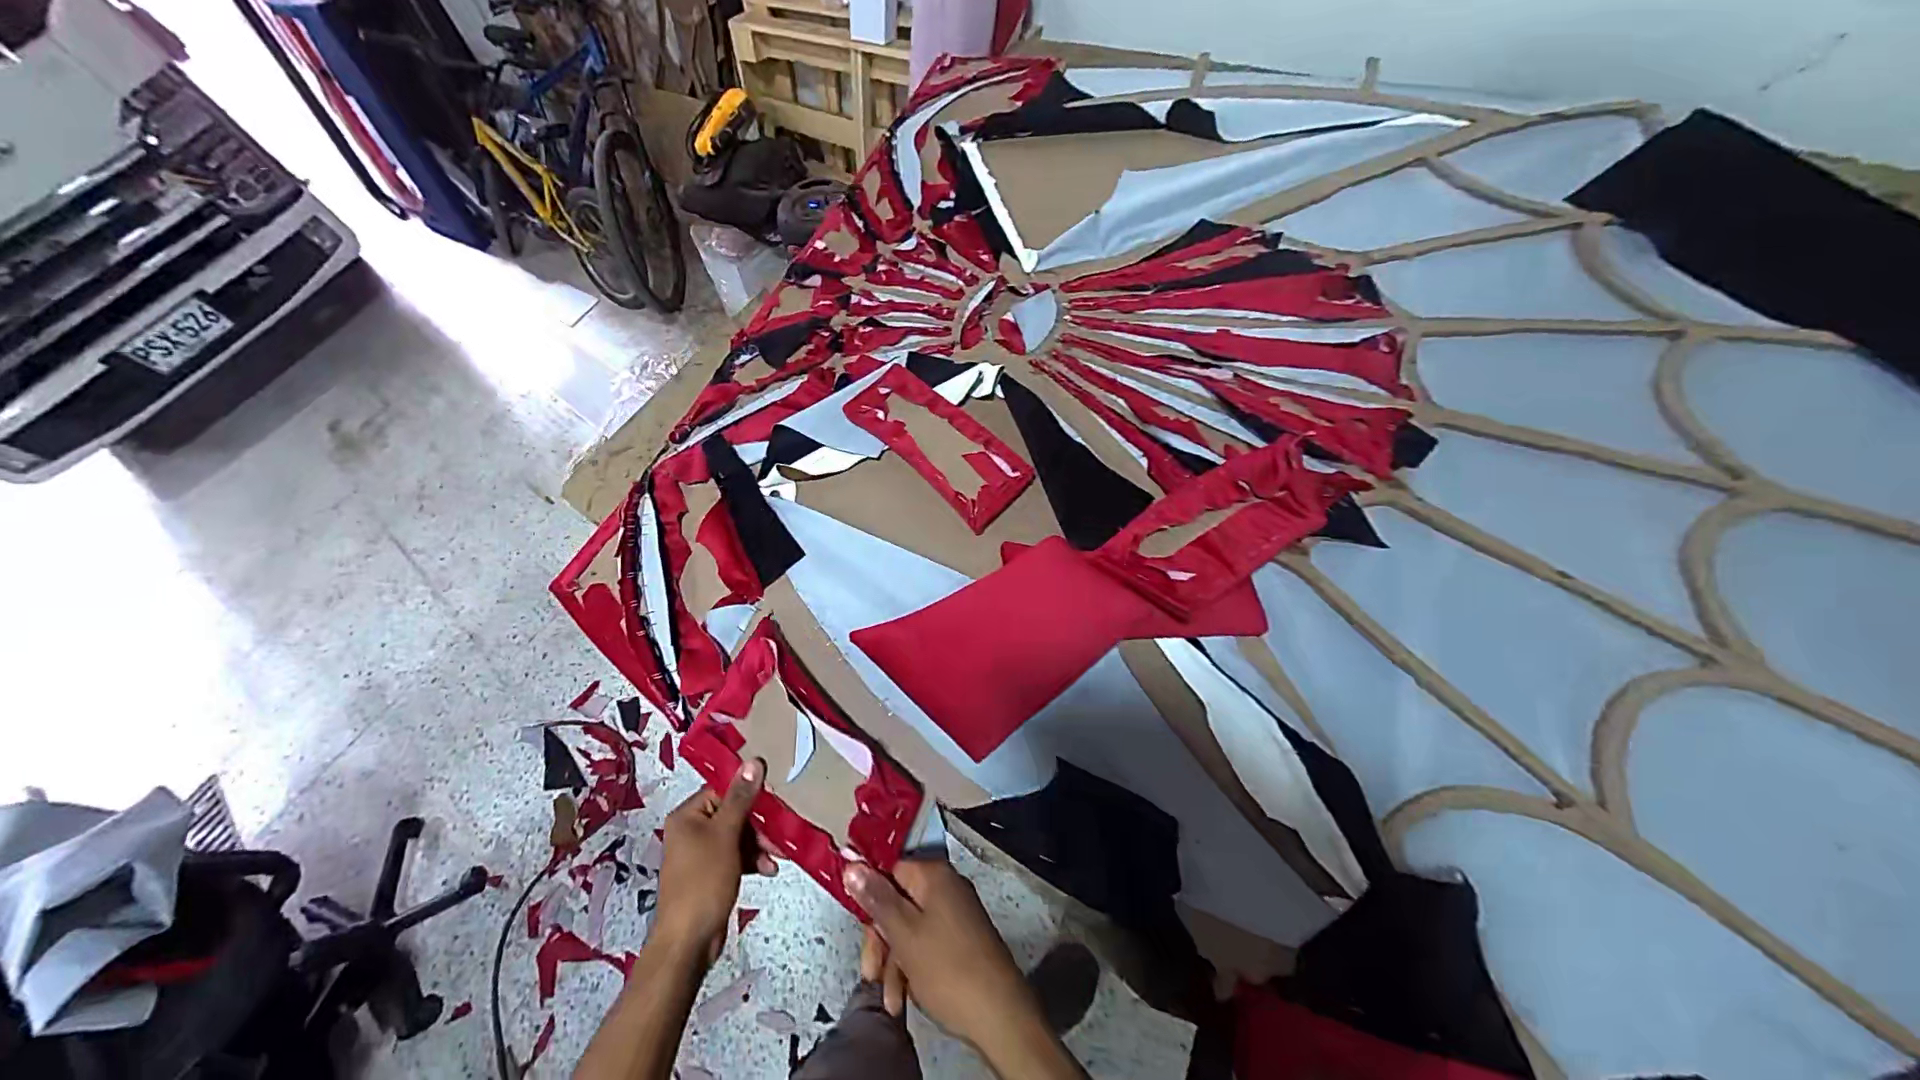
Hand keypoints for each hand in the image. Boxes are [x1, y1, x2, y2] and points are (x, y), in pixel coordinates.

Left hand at [653, 758, 776, 963]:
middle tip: (778, 836)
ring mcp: (700, 854)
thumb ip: (741, 798)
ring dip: (758, 844)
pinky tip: (767, 870)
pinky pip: (736, 855)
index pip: (723, 790)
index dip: (748, 795)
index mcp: (687, 815)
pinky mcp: (711, 874)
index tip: (772, 803)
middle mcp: (690, 830)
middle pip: (733, 813)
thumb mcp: (726, 834)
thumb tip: (753, 762)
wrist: (689, 941)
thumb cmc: (704, 881)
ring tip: (776, 857)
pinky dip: (752, 860)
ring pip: (738, 835)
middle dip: (758, 825)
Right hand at [846, 859, 1083, 1078]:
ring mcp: (955, 914)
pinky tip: (904, 997)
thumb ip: (876, 898)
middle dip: (881, 940)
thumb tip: (853, 865)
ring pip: (908, 929)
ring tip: (891, 998)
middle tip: (872, 971)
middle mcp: (946, 887)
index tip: (859, 923)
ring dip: (893, 962)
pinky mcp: (959, 940)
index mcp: (933, 875)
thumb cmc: (948, 968)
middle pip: (897, 903)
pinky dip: (911, 968)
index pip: (889, 870)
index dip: (869, 896)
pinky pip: (925, 944)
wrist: (998, 1013)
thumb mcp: (903, 933)